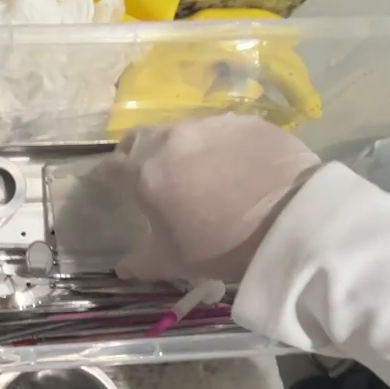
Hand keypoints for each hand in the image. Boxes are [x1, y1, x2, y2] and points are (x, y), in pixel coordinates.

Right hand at [112, 114, 324, 284]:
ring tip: (189, 169)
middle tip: (142, 172)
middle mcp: (172, 140)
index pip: (109, 167)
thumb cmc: (217, 246)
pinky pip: (218, 129)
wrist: (288, 221)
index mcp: (145, 174)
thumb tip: (121, 267)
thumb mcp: (171, 262)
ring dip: (176, 147)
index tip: (101, 183)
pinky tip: (226, 164)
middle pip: (141, 137)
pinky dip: (213, 145)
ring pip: (180, 130)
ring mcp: (211, 125)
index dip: (102, 176)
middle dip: (134, 152)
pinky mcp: (247, 121)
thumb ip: (139, 262)